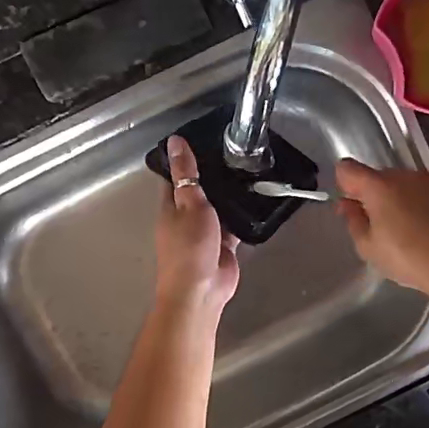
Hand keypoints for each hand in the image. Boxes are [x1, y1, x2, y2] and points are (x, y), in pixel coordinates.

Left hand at [155, 136, 239, 317]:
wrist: (201, 290)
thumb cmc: (189, 246)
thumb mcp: (189, 204)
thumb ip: (187, 174)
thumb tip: (174, 141)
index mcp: (171, 205)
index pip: (177, 175)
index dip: (187, 157)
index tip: (205, 138)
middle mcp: (187, 216)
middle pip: (201, 190)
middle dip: (215, 174)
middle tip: (237, 151)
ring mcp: (206, 231)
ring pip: (219, 206)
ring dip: (231, 194)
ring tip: (251, 168)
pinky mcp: (224, 244)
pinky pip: (234, 224)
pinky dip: (243, 215)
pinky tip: (257, 198)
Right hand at [334, 160, 428, 301]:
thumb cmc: (408, 259)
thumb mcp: (369, 248)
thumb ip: (353, 220)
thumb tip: (347, 205)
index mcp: (377, 187)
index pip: (348, 169)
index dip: (346, 185)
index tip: (354, 206)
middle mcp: (404, 175)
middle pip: (381, 178)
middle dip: (378, 196)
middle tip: (385, 227)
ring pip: (408, 183)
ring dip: (405, 198)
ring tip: (414, 229)